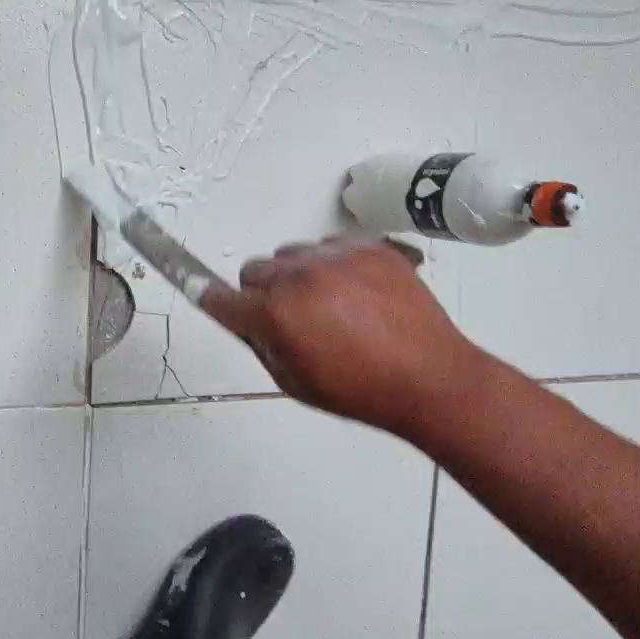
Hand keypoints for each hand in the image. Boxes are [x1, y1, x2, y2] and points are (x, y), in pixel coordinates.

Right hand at [200, 239, 490, 435]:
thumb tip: (246, 318)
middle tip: (290, 319)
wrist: (432, 379)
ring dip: (296, 276)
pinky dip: (332, 266)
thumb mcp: (292, 383)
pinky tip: (357, 295)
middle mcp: (298, 277)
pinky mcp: (368, 247)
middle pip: (254, 270)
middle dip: (262, 293)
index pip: (220, 297)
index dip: (212, 300)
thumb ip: (260, 344)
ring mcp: (335, 257)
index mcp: (275, 314)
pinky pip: (330, 247)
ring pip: (290, 254)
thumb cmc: (357, 391)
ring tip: (330, 306)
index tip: (207, 296)